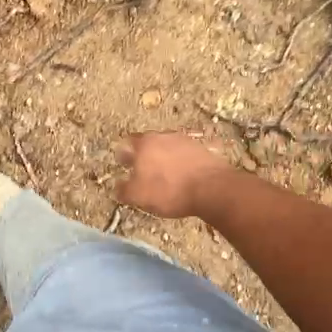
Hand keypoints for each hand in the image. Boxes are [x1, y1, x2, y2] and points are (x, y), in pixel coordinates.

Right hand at [114, 132, 236, 219]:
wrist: (213, 189)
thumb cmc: (169, 191)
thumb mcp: (138, 196)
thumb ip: (123, 190)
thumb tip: (118, 187)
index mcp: (144, 143)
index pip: (127, 143)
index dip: (124, 155)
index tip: (124, 166)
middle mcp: (164, 136)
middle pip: (149, 143)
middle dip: (145, 156)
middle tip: (145, 172)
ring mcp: (186, 140)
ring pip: (169, 148)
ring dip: (166, 159)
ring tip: (167, 176)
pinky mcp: (205, 149)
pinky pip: (187, 155)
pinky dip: (183, 164)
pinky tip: (185, 177)